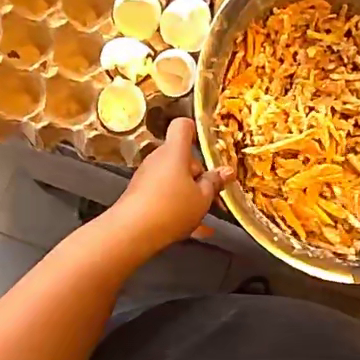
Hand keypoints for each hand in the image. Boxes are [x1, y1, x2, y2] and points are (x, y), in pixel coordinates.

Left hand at [102, 118, 231, 255]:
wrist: (133, 232)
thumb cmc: (170, 209)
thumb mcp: (203, 198)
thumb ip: (215, 182)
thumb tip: (226, 171)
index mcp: (175, 152)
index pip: (183, 126)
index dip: (196, 130)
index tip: (208, 143)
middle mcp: (158, 160)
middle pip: (182, 158)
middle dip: (199, 174)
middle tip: (214, 193)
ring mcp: (147, 177)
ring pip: (174, 179)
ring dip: (190, 193)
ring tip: (205, 213)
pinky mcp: (140, 195)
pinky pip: (165, 196)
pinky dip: (179, 207)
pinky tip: (196, 228)